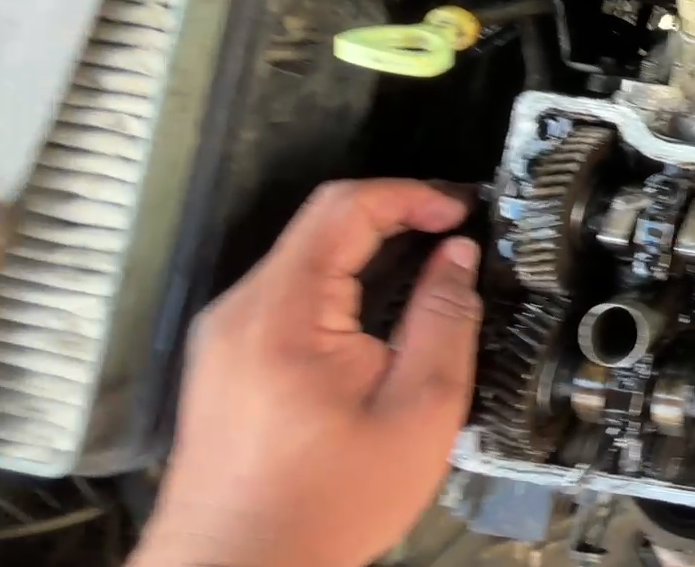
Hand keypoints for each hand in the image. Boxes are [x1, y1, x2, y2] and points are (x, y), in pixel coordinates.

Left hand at [131, 180, 482, 566]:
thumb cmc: (330, 500)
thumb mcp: (421, 404)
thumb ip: (445, 315)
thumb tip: (458, 254)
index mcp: (284, 314)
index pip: (345, 208)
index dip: (414, 194)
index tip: (462, 212)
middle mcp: (243, 313)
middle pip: (326, 223)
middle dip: (403, 215)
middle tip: (462, 233)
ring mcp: (232, 336)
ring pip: (314, 253)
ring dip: (381, 246)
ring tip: (440, 266)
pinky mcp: (235, 358)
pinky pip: (301, 288)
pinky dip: (355, 277)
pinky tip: (394, 304)